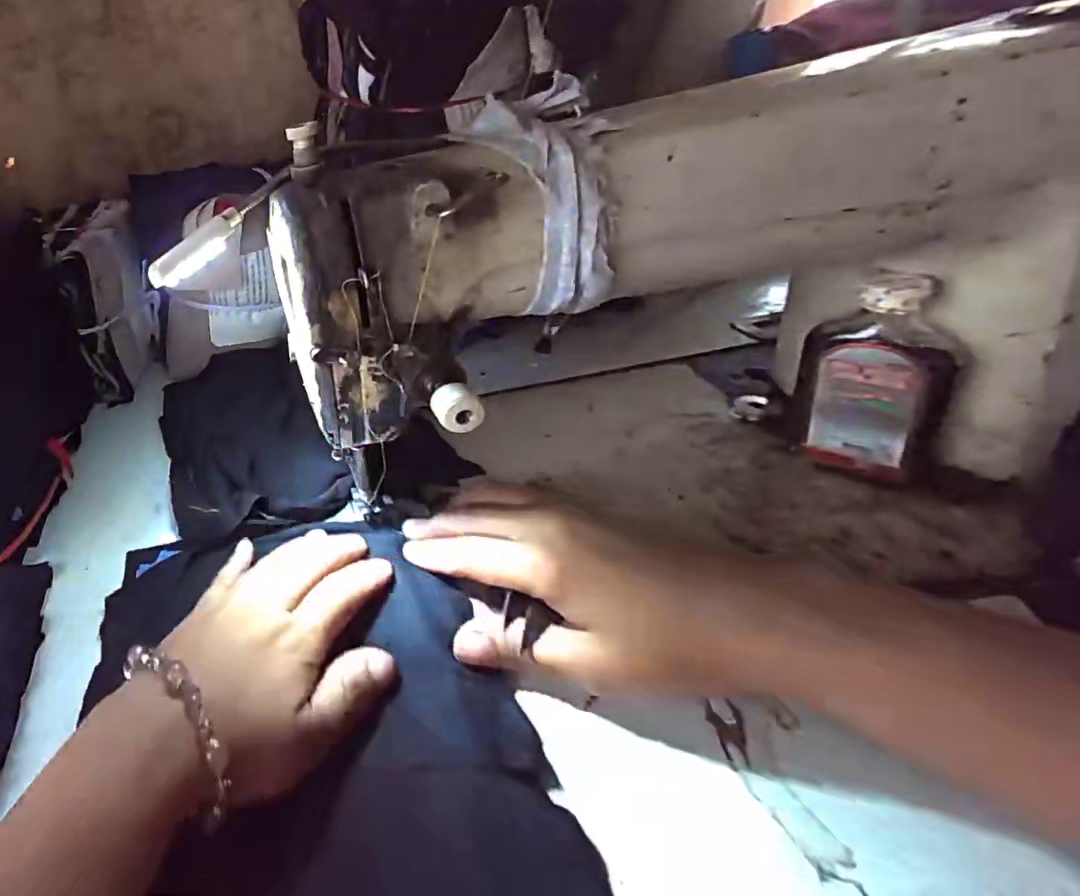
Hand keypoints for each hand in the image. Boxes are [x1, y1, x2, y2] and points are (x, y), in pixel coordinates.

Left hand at [157, 531, 397, 804]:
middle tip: (358, 541)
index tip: (385, 567)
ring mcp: (230, 602)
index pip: (339, 595)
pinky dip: (243, 555)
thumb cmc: (244, 744)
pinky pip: (228, 570)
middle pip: (306, 567)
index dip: (364, 579)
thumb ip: (348, 692)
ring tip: (319, 536)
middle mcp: (265, 606)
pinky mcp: (202, 606)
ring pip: (271, 561)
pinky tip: (248, 546)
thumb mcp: (308, 735)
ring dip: (298, 546)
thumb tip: (386, 656)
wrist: (162, 732)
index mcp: (297, 637)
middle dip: (336, 551)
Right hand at [403, 485, 808, 694]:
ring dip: (460, 505)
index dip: (432, 555)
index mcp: (539, 560)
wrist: (753, 612)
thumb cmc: (669, 646)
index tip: (401, 555)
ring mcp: (566, 509)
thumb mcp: (592, 663)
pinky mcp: (586, 509)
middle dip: (436, 525)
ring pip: (494, 496)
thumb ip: (519, 648)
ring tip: (434, 516)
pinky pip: (517, 492)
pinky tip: (486, 504)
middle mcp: (543, 523)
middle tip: (404, 533)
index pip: (466, 552)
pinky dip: (488, 495)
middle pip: (473, 516)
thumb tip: (458, 642)